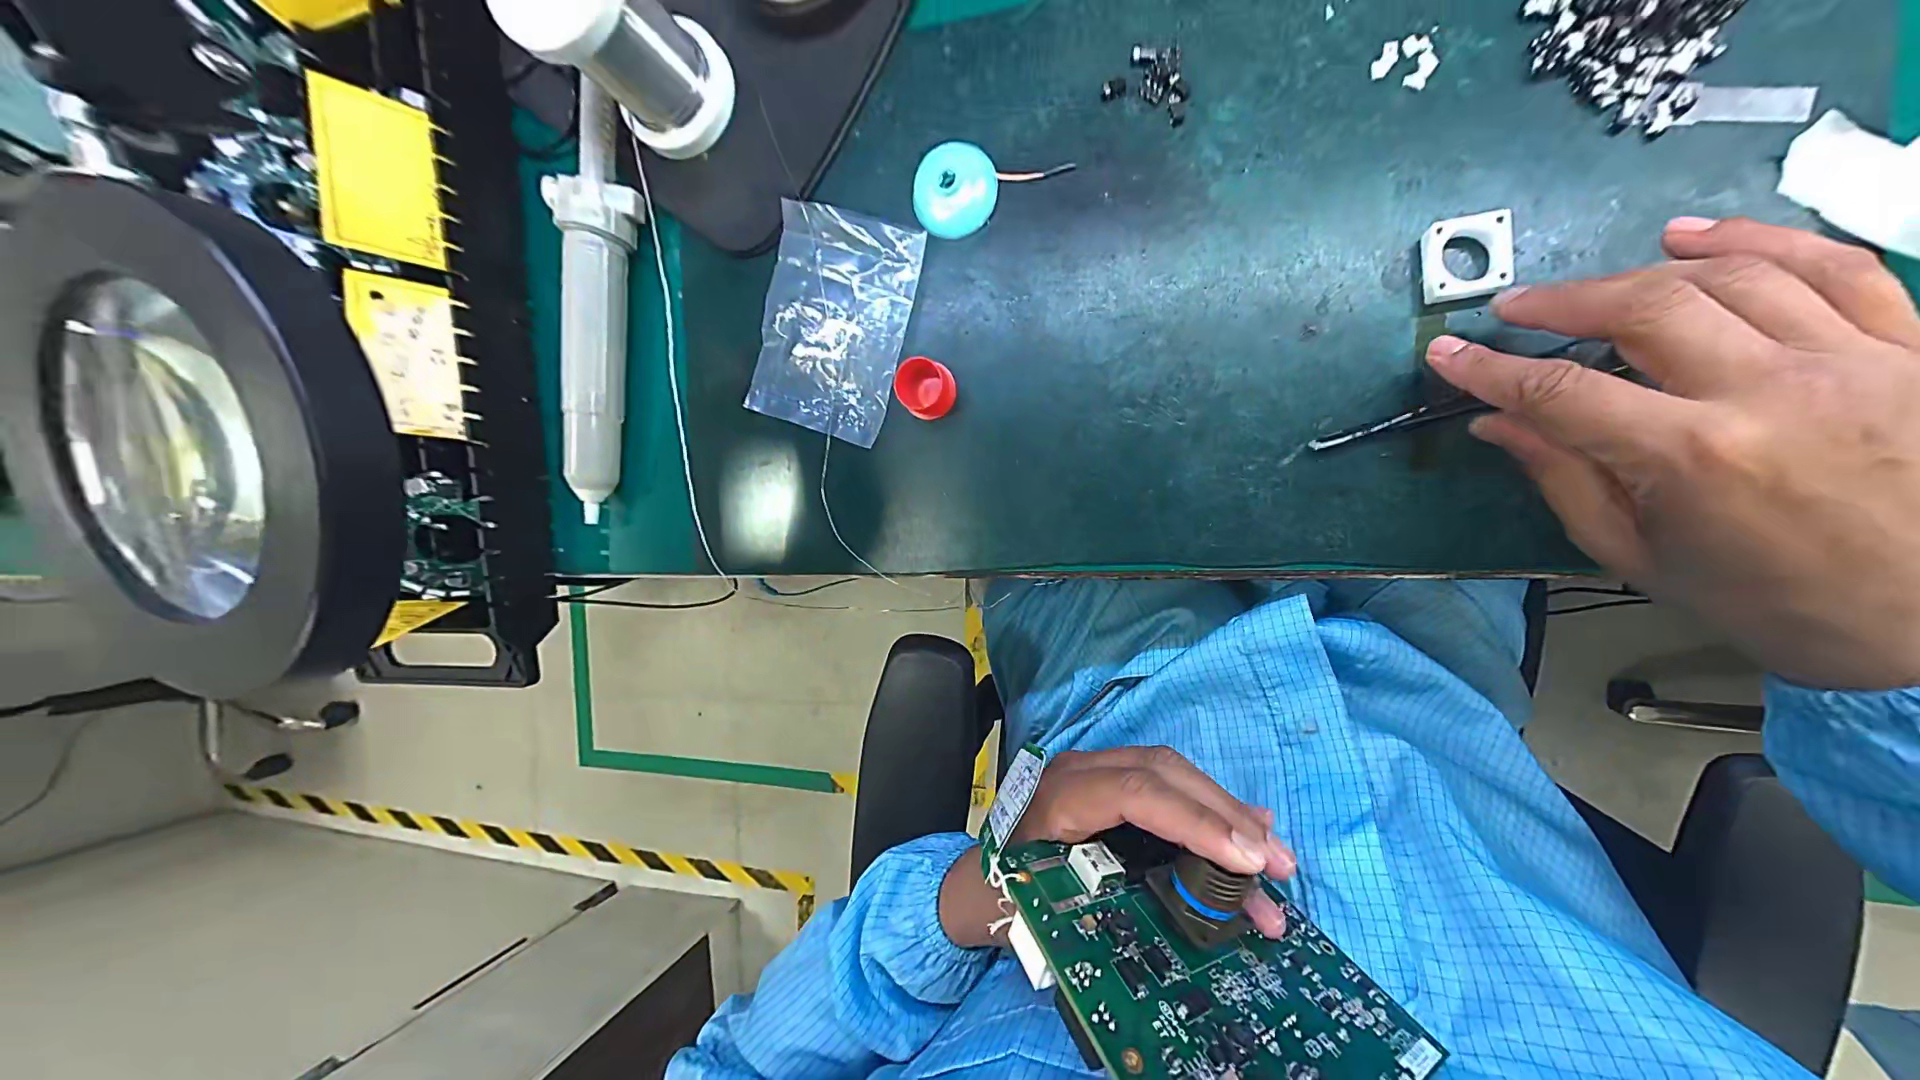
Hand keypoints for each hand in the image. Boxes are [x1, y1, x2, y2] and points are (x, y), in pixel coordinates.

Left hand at [939, 746, 1296, 948]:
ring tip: (1272, 855)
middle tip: (1277, 864)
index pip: (1134, 791)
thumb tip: (1184, 934)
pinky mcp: (1109, 782)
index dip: (1193, 821)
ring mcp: (1095, 771)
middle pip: (1163, 772)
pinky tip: (1245, 826)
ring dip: (1225, 810)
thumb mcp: (1041, 910)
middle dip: (1225, 814)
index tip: (1247, 860)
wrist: (972, 879)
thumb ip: (1104, 913)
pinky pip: (1165, 784)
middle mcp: (1080, 772)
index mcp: (1058, 798)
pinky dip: (1207, 807)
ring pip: (1171, 773)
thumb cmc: (1000, 897)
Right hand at [1427, 217, 1919, 689]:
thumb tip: (1494, 421)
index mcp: (1692, 456)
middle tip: (1513, 308)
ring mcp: (1857, 360)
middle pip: (1648, 310)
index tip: (1446, 353)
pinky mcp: (1914, 347)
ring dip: (1646, 267)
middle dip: (1564, 301)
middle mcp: (1773, 392)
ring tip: (1590, 278)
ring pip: (1734, 276)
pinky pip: (1839, 265)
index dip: (1490, 369)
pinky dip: (1760, 240)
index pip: (1561, 392)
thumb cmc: (1758, 598)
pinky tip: (1699, 235)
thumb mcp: (1630, 550)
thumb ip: (1559, 475)